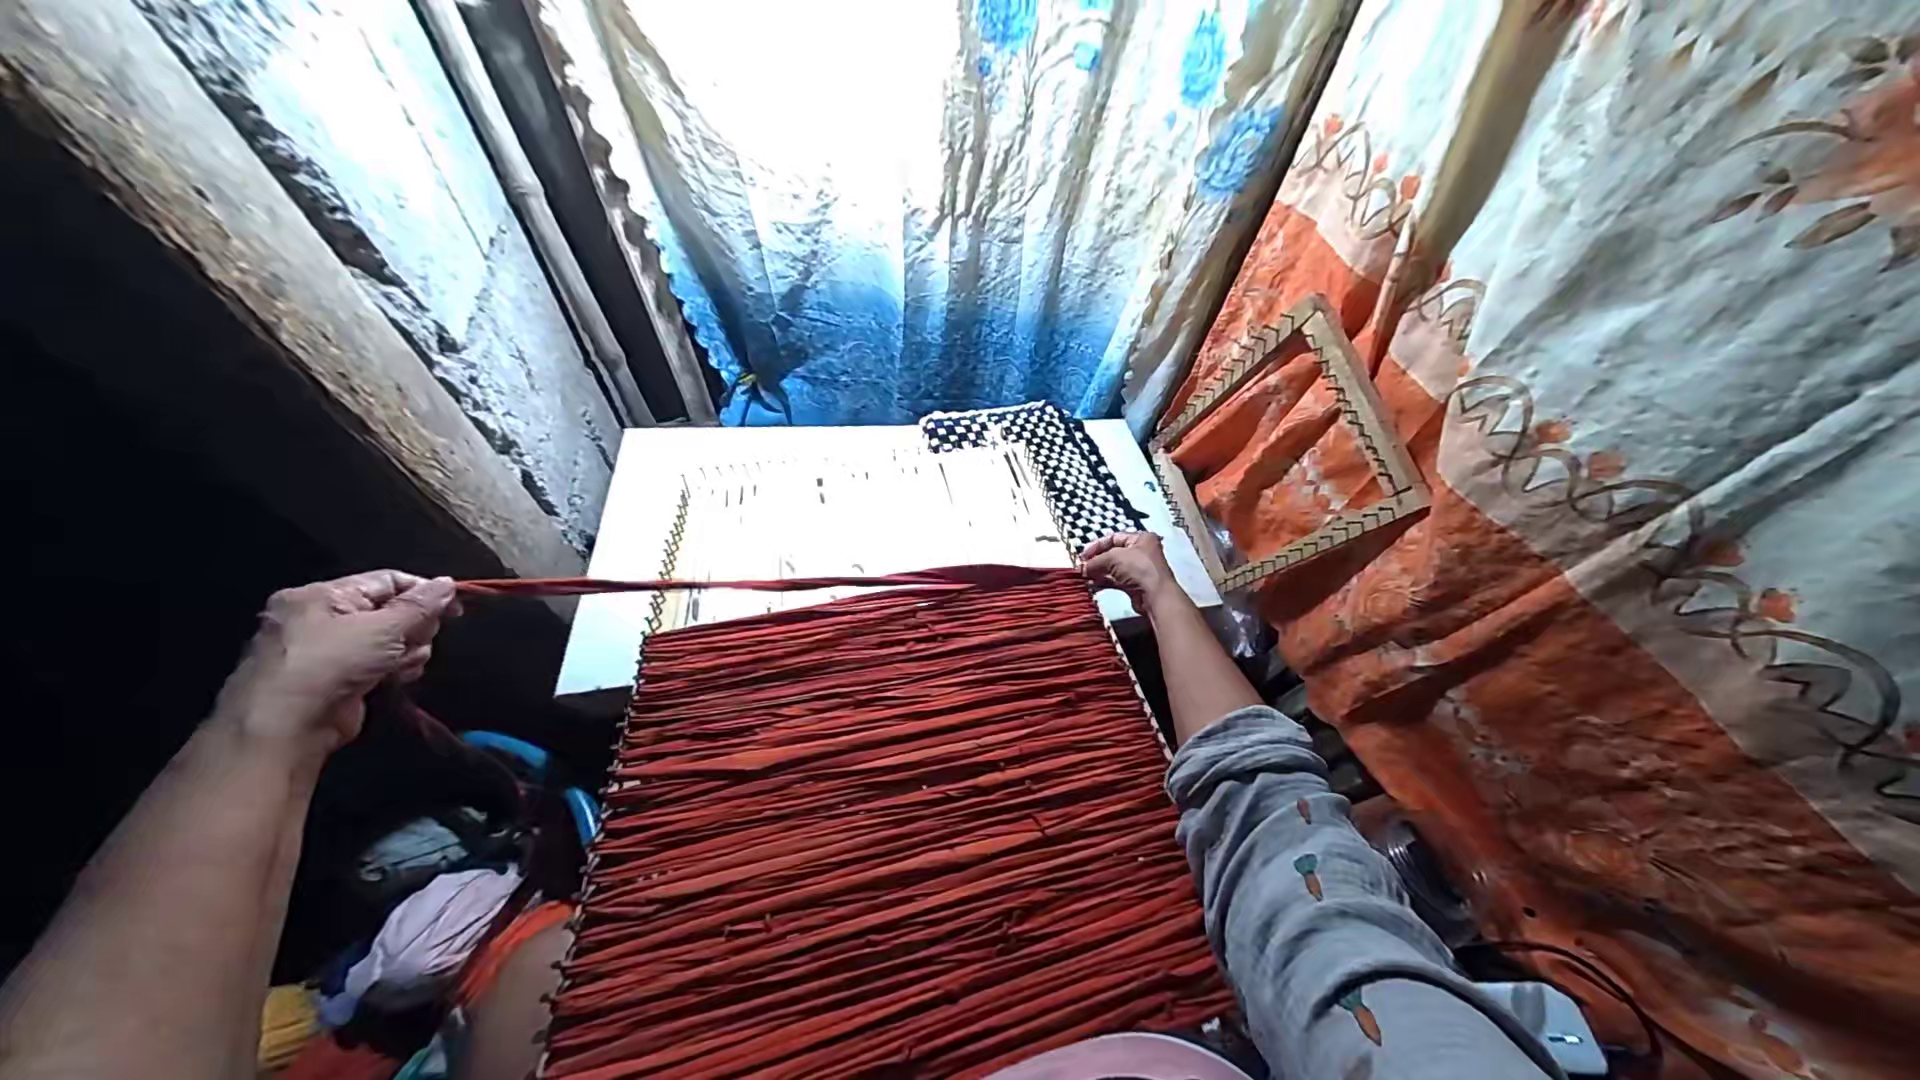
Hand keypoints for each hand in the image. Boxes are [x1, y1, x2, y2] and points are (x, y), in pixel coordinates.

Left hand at [215, 571, 457, 754]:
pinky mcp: (339, 676)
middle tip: (412, 642)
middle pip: (394, 610)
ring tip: (399, 667)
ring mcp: (329, 650)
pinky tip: (395, 678)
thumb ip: (420, 604)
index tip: (455, 609)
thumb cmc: (330, 665)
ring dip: (407, 651)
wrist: (286, 728)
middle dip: (414, 628)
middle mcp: (322, 618)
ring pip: (393, 638)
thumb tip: (447, 583)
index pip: (388, 580)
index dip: (425, 592)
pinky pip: (382, 661)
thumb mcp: (383, 627)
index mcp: (322, 596)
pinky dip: (395, 668)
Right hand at [1080, 533, 1182, 615]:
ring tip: (1084, 576)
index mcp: (1141, 539)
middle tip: (1082, 566)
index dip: (1097, 545)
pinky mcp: (1135, 585)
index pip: (1113, 538)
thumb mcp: (1113, 557)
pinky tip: (1092, 584)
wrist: (1155, 596)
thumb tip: (1082, 568)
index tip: (1084, 555)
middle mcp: (1141, 553)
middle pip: (1112, 554)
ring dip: (1098, 572)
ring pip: (1113, 569)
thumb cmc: (1140, 569)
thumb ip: (1095, 561)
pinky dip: (1103, 581)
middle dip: (1096, 560)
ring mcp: (1138, 570)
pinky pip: (1115, 581)